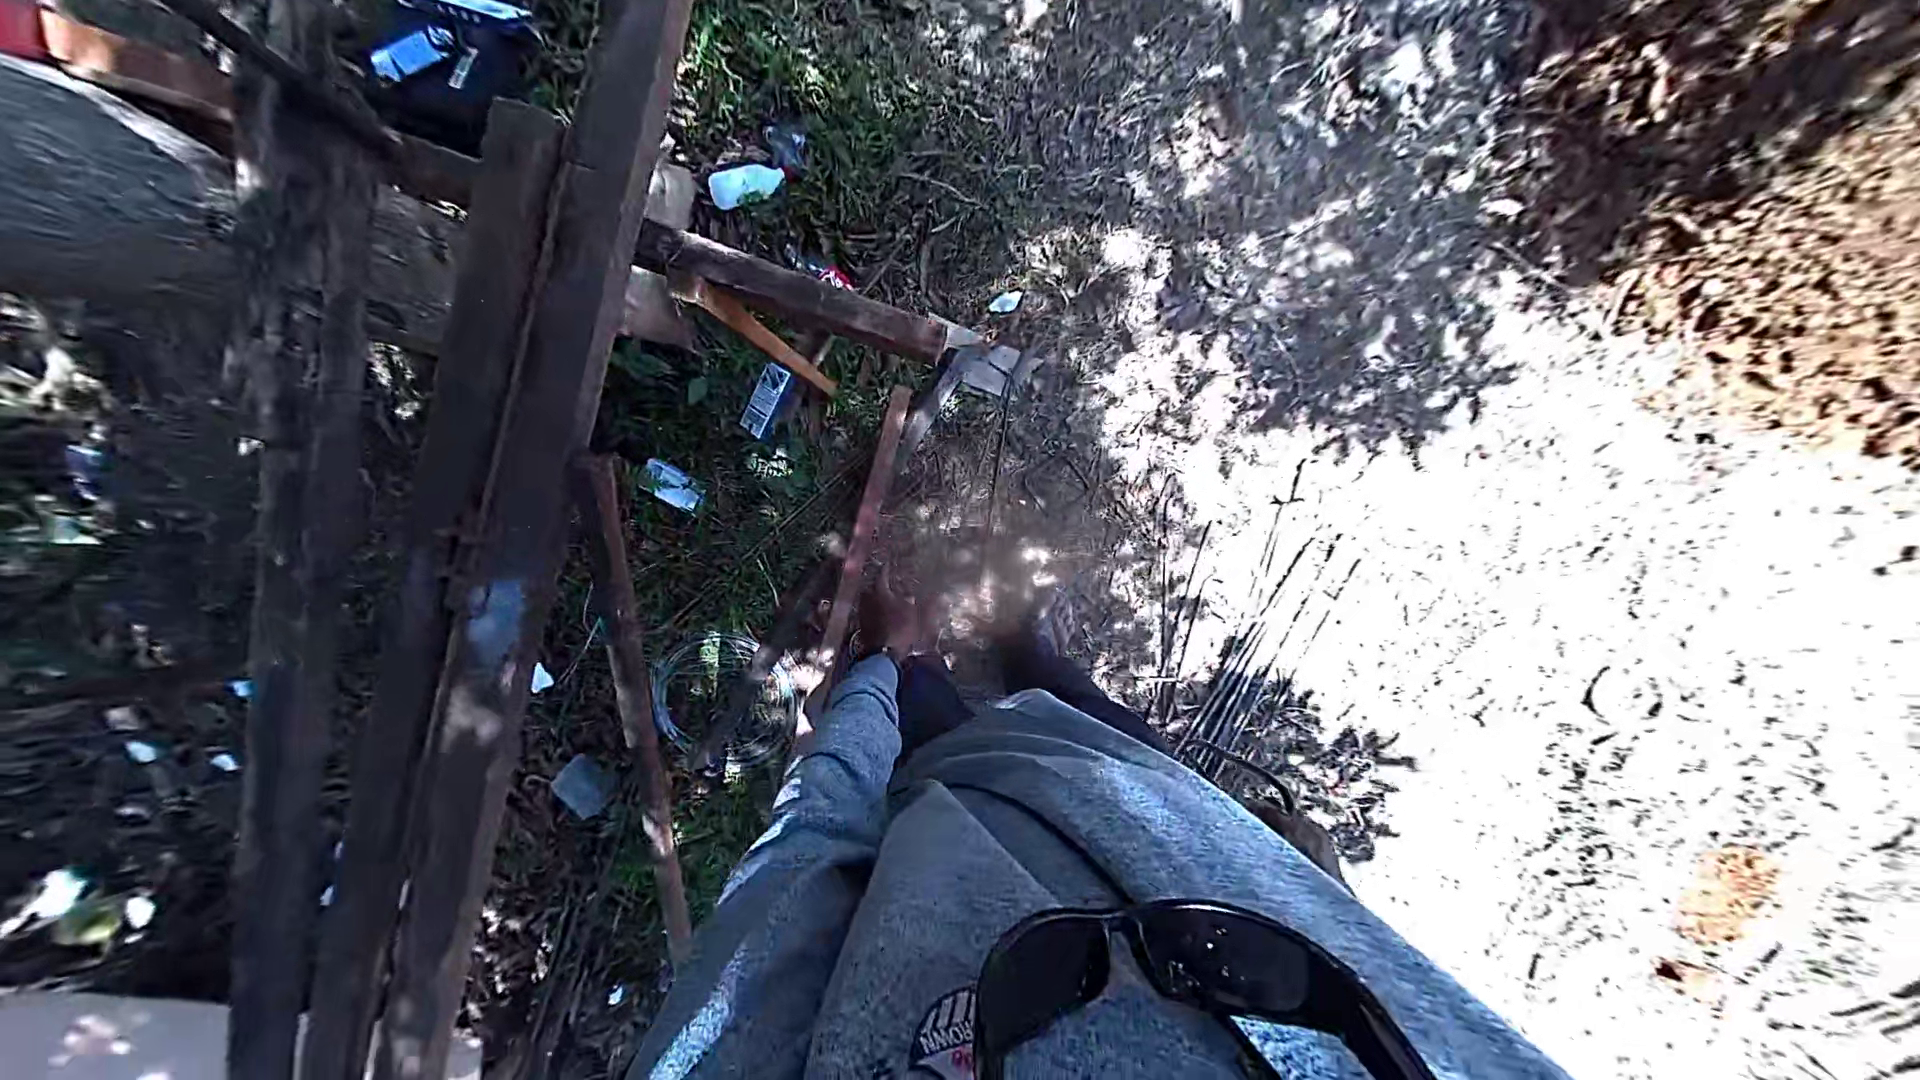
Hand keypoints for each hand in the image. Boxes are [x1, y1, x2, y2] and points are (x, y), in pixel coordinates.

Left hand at [859, 566, 925, 663]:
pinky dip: (876, 611)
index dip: (886, 569)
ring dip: (878, 599)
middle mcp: (868, 600)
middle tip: (889, 584)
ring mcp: (863, 614)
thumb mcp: (916, 614)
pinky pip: (869, 613)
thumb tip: (929, 595)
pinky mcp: (863, 626)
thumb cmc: (900, 629)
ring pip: (870, 601)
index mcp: (880, 592)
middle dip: (881, 585)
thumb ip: (922, 602)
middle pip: (873, 588)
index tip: (888, 564)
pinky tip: (884, 616)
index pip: (882, 575)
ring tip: (889, 600)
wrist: (883, 653)